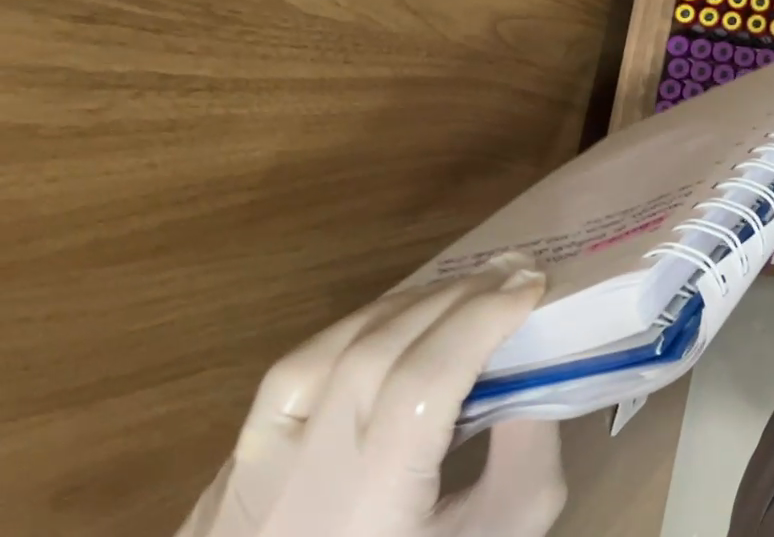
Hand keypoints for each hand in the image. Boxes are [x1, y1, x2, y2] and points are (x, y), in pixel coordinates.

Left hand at [178, 252, 565, 536]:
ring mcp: (245, 479)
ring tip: (463, 291)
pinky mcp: (227, 474)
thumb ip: (530, 451)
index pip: (421, 385)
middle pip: (372, 356)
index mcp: (366, 512)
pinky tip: (393, 328)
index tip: (532, 286)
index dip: (479, 322)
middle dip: (454, 300)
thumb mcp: (505, 532)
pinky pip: (288, 381)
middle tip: (513, 272)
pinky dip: (350, 335)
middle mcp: (293, 488)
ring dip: (403, 306)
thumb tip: (536, 366)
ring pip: (319, 355)